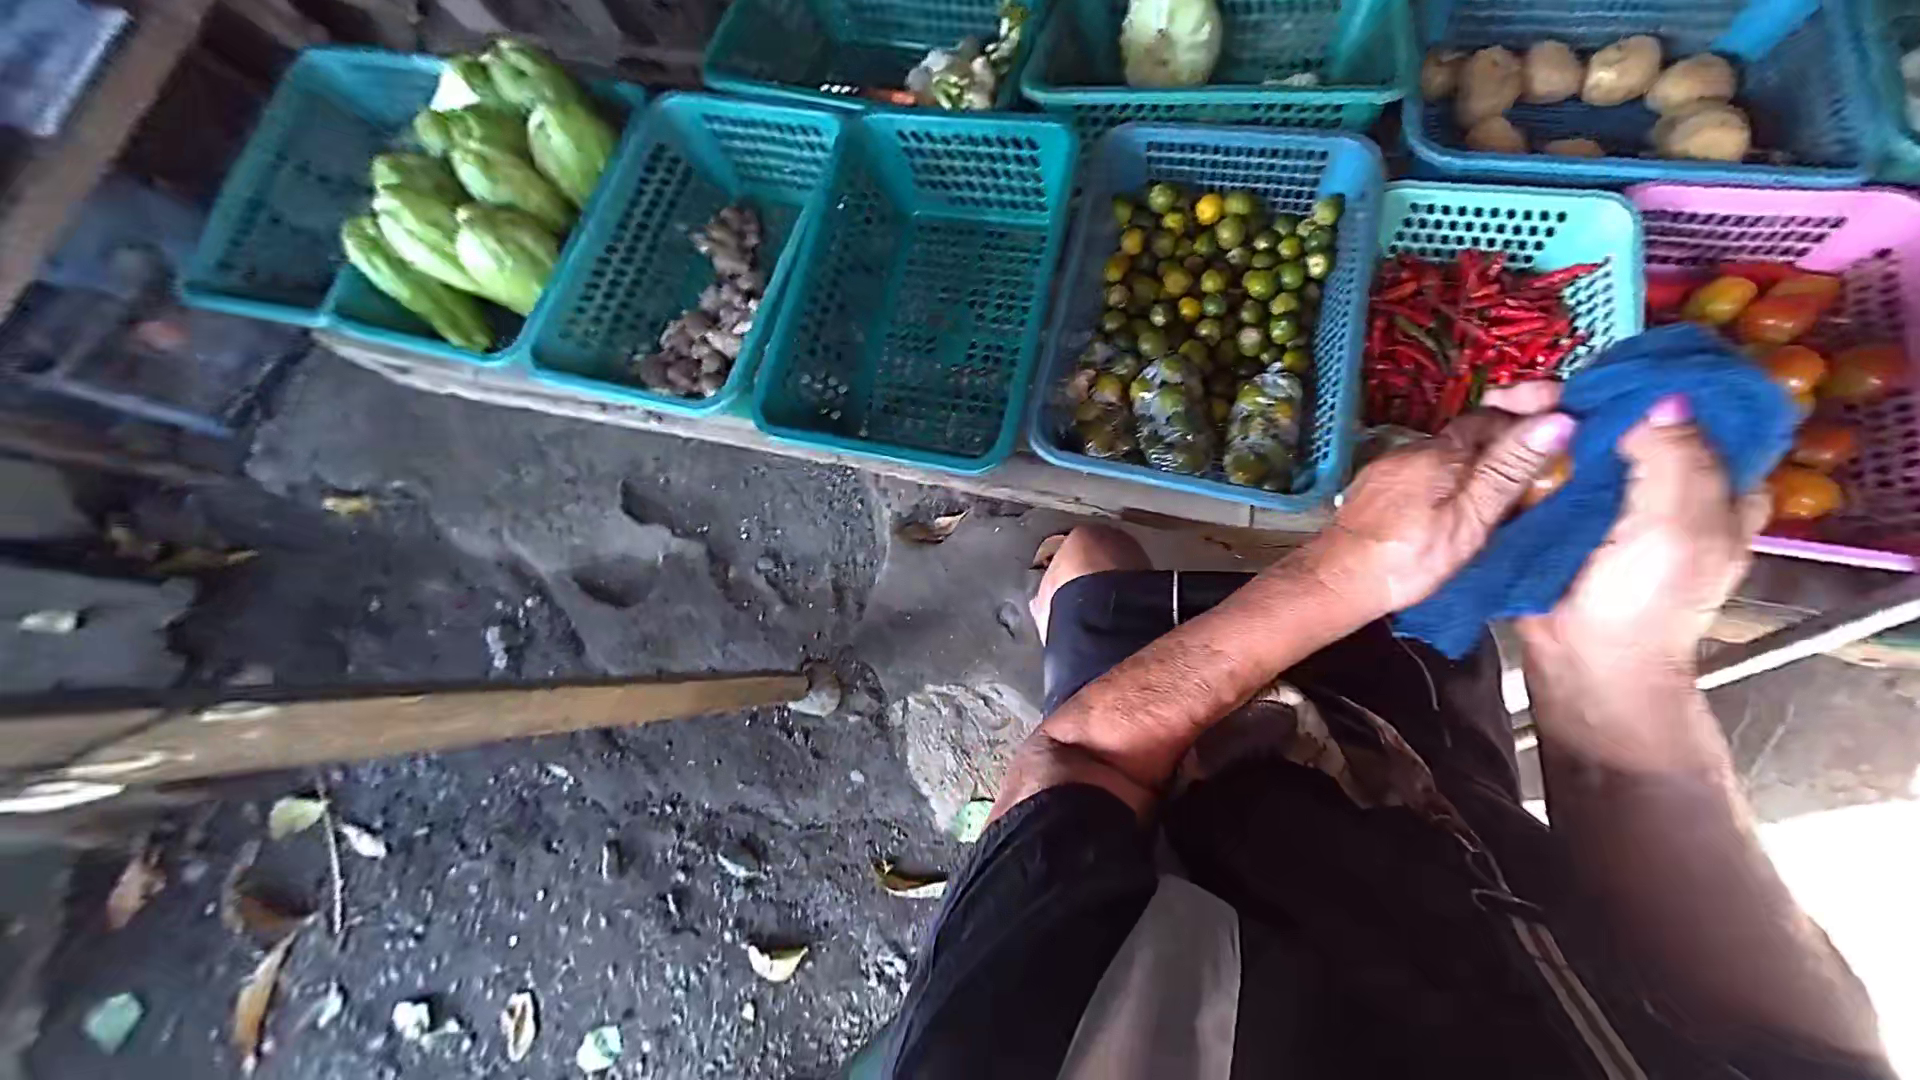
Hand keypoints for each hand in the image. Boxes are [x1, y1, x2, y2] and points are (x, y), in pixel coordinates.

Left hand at [1296, 406, 1575, 618]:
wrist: (1336, 581)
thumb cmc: (1407, 559)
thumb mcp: (1469, 519)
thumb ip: (1508, 470)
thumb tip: (1556, 419)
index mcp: (1436, 454)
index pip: (1490, 417)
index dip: (1528, 413)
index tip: (1565, 412)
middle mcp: (1408, 453)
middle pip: (1466, 434)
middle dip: (1507, 436)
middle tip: (1548, 451)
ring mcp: (1386, 471)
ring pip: (1444, 454)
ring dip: (1479, 458)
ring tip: (1515, 478)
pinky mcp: (1374, 491)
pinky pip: (1423, 472)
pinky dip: (1450, 476)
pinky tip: (1463, 496)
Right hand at [1516, 395, 1769, 677]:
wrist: (1580, 656)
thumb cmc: (1641, 601)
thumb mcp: (1676, 529)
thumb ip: (1675, 463)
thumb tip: (1662, 395)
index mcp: (1712, 483)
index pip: (1692, 413)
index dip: (1651, 385)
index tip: (1603, 370)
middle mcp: (1657, 483)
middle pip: (1624, 423)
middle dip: (1580, 400)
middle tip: (1527, 389)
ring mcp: (1601, 499)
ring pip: (1578, 444)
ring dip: (1541, 422)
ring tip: (1500, 404)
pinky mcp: (1551, 515)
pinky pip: (1541, 472)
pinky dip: (1520, 452)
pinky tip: (1492, 438)